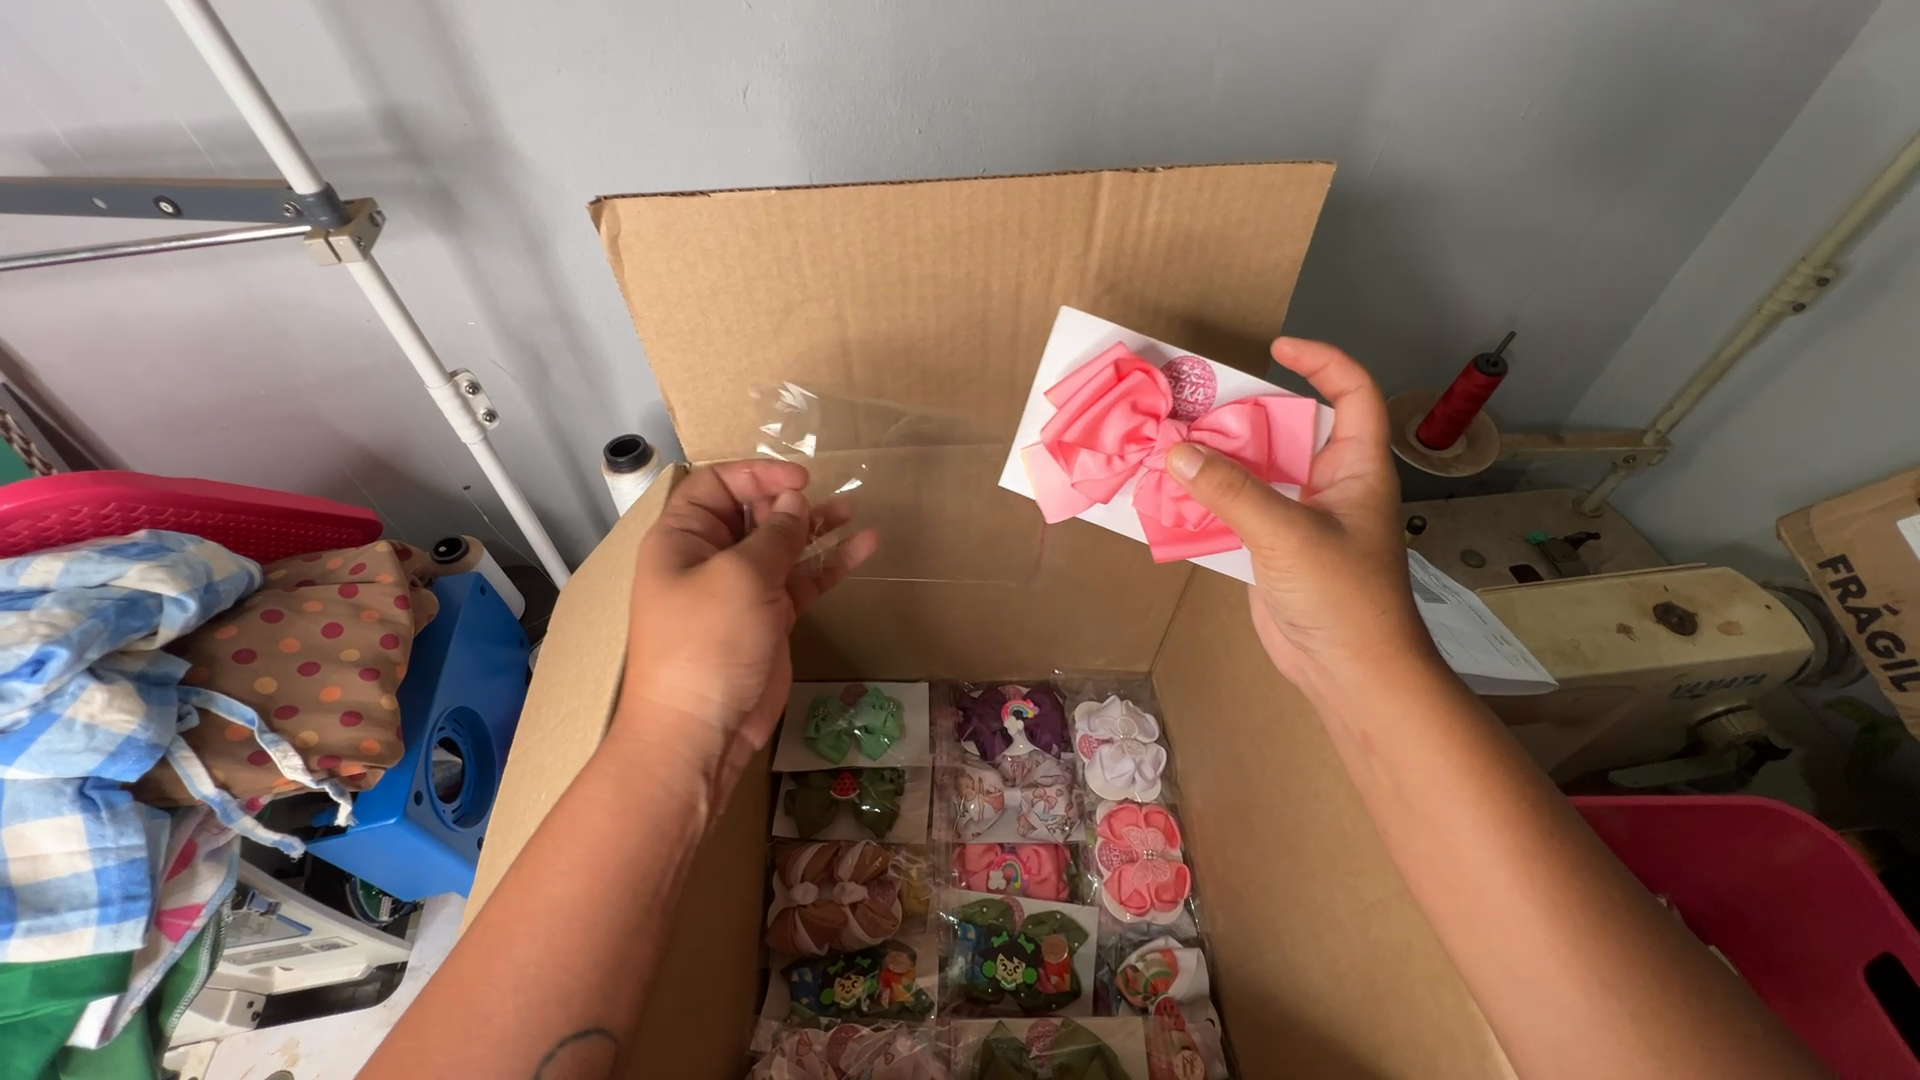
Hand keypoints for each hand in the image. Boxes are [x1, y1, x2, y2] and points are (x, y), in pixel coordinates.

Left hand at [615, 461, 878, 820]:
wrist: (701, 730)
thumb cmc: (707, 643)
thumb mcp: (740, 576)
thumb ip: (774, 534)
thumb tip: (795, 499)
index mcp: (682, 539)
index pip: (716, 486)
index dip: (756, 474)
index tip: (800, 478)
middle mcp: (709, 558)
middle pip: (753, 513)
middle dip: (790, 501)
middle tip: (826, 500)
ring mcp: (742, 590)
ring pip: (784, 547)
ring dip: (817, 528)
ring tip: (855, 511)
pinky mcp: (770, 618)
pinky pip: (802, 581)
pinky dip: (829, 565)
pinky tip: (864, 549)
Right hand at [1165, 337, 1437, 696]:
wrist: (1349, 671)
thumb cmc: (1342, 596)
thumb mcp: (1288, 534)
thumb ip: (1231, 492)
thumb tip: (1177, 452)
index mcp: (1354, 468)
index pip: (1350, 394)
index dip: (1321, 362)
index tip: (1276, 349)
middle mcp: (1326, 485)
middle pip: (1284, 431)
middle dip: (1241, 415)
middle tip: (1193, 405)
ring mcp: (1296, 518)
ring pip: (1252, 474)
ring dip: (1214, 462)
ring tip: (1169, 446)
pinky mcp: (1269, 549)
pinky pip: (1233, 512)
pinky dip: (1203, 503)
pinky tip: (1169, 498)